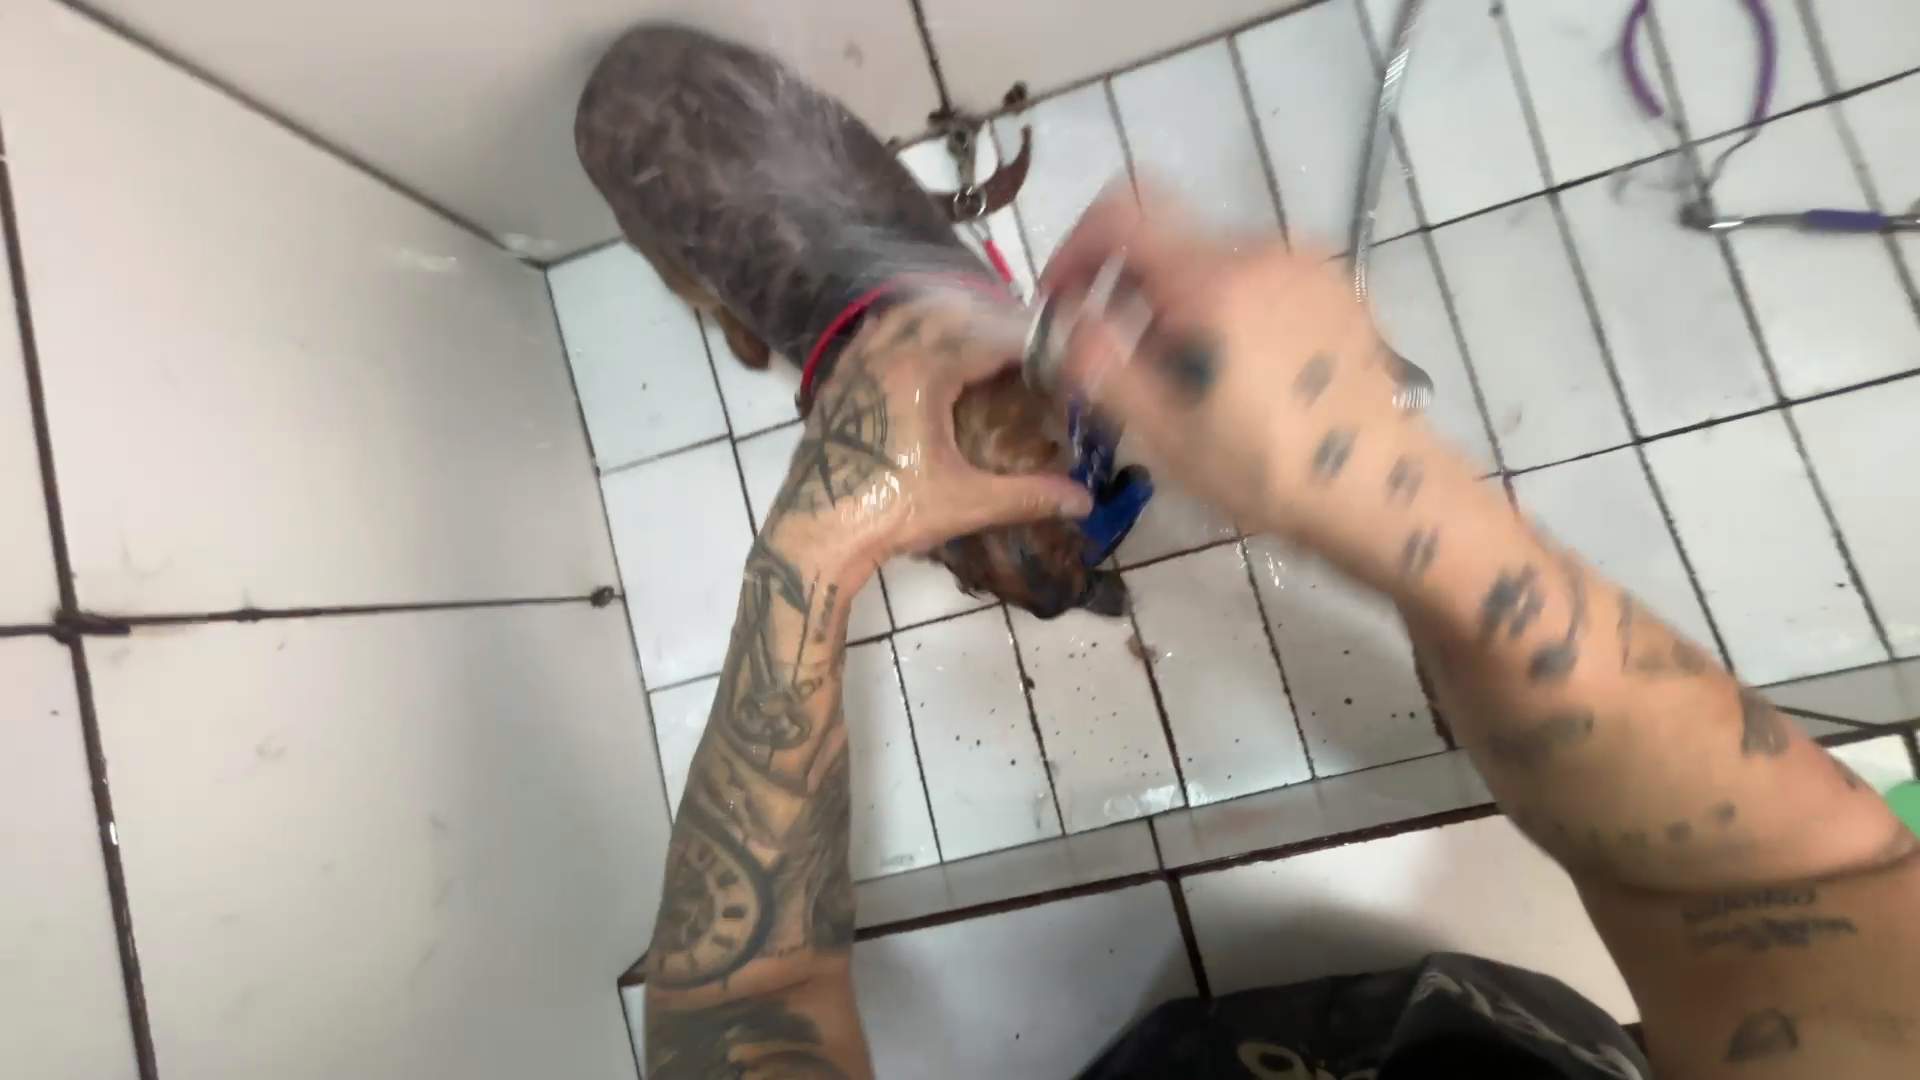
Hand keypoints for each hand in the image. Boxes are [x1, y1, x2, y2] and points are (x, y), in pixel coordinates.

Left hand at [765, 298, 1093, 573]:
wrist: (816, 534)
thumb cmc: (891, 514)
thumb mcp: (966, 502)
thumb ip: (1029, 495)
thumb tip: (1084, 500)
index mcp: (922, 373)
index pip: (987, 337)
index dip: (1024, 340)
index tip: (1053, 349)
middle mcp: (887, 354)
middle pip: (949, 313)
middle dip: (990, 321)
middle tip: (1023, 343)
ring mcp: (857, 364)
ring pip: (908, 316)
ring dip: (947, 317)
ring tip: (979, 337)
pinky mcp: (838, 381)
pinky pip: (877, 333)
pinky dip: (907, 329)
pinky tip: (922, 349)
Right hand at [1042, 183, 1419, 551]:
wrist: (1384, 490)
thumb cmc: (1267, 470)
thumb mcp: (1166, 433)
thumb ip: (1100, 367)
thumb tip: (1064, 322)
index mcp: (1217, 280)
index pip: (1121, 214)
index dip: (1074, 250)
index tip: (1061, 303)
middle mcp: (1264, 249)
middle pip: (1163, 244)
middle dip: (1124, 297)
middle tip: (1122, 369)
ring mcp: (1305, 264)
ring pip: (1205, 263)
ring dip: (1170, 309)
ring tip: (1182, 381)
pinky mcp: (1330, 286)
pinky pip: (1250, 276)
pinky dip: (1216, 309)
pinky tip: (1231, 371)